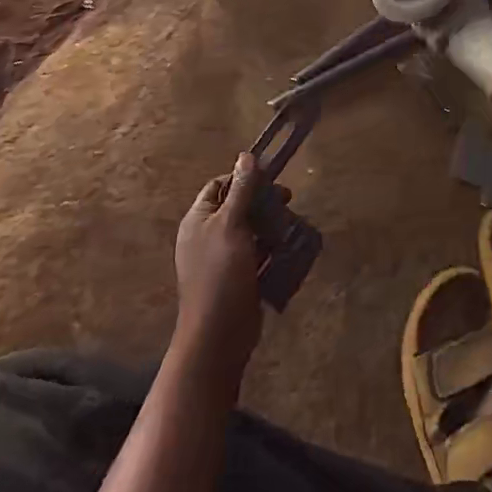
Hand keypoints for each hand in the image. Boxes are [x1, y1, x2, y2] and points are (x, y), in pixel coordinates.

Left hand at [174, 154, 275, 367]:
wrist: (218, 335)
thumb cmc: (220, 274)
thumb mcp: (230, 225)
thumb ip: (241, 190)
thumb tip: (246, 156)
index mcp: (198, 219)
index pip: (220, 185)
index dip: (244, 178)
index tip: (271, 180)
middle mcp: (208, 235)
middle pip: (238, 207)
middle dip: (263, 203)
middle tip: (288, 203)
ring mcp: (224, 259)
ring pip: (251, 231)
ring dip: (271, 227)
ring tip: (292, 227)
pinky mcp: (240, 278)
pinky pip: (258, 255)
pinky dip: (272, 250)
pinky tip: (290, 250)